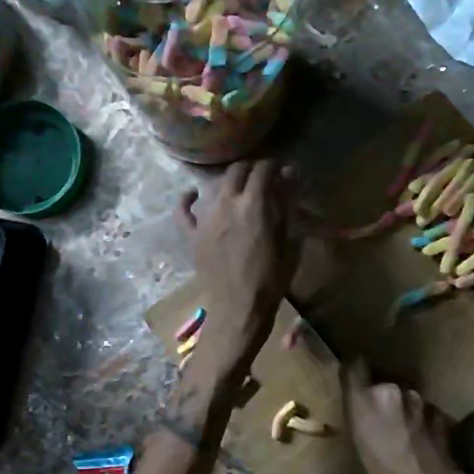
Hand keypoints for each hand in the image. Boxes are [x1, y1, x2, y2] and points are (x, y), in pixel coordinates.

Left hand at [177, 161, 296, 383]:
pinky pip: (184, 211)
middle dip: (253, 168)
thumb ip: (288, 209)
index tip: (283, 171)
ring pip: (215, 185)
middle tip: (264, 177)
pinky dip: (187, 199)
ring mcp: (206, 218)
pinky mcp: (193, 235)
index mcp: (255, 204)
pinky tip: (192, 194)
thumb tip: (290, 183)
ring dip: (229, 182)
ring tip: (240, 189)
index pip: (264, 169)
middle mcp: (227, 203)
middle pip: (238, 170)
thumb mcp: (290, 242)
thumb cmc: (272, 278)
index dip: (275, 166)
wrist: (240, 308)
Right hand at [341, 360, 467, 473]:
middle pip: (382, 377)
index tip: (353, 373)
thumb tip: (356, 390)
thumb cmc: (384, 470)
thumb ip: (357, 407)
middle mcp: (392, 388)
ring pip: (403, 391)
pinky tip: (417, 434)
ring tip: (400, 427)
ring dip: (400, 402)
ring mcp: (417, 396)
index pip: (355, 362)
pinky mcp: (435, 406)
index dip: (354, 366)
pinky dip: (417, 414)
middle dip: (379, 389)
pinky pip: (420, 405)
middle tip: (378, 411)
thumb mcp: (358, 439)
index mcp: (367, 395)